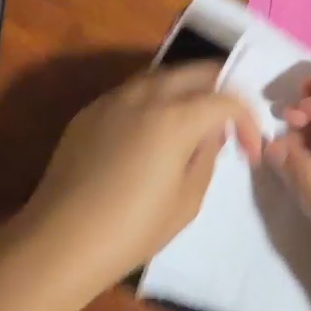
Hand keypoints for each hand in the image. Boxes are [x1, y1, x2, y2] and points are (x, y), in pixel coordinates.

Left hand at [2, 62, 260, 306]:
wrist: (60, 240)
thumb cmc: (132, 229)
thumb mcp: (187, 201)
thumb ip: (206, 157)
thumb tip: (211, 133)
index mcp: (176, 116)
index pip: (226, 99)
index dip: (247, 120)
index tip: (250, 150)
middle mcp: (146, 95)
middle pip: (196, 71)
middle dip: (221, 89)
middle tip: (229, 121)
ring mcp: (114, 99)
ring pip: (162, 75)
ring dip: (186, 90)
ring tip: (194, 121)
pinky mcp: (90, 111)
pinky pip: (133, 92)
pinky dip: (155, 101)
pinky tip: (153, 132)